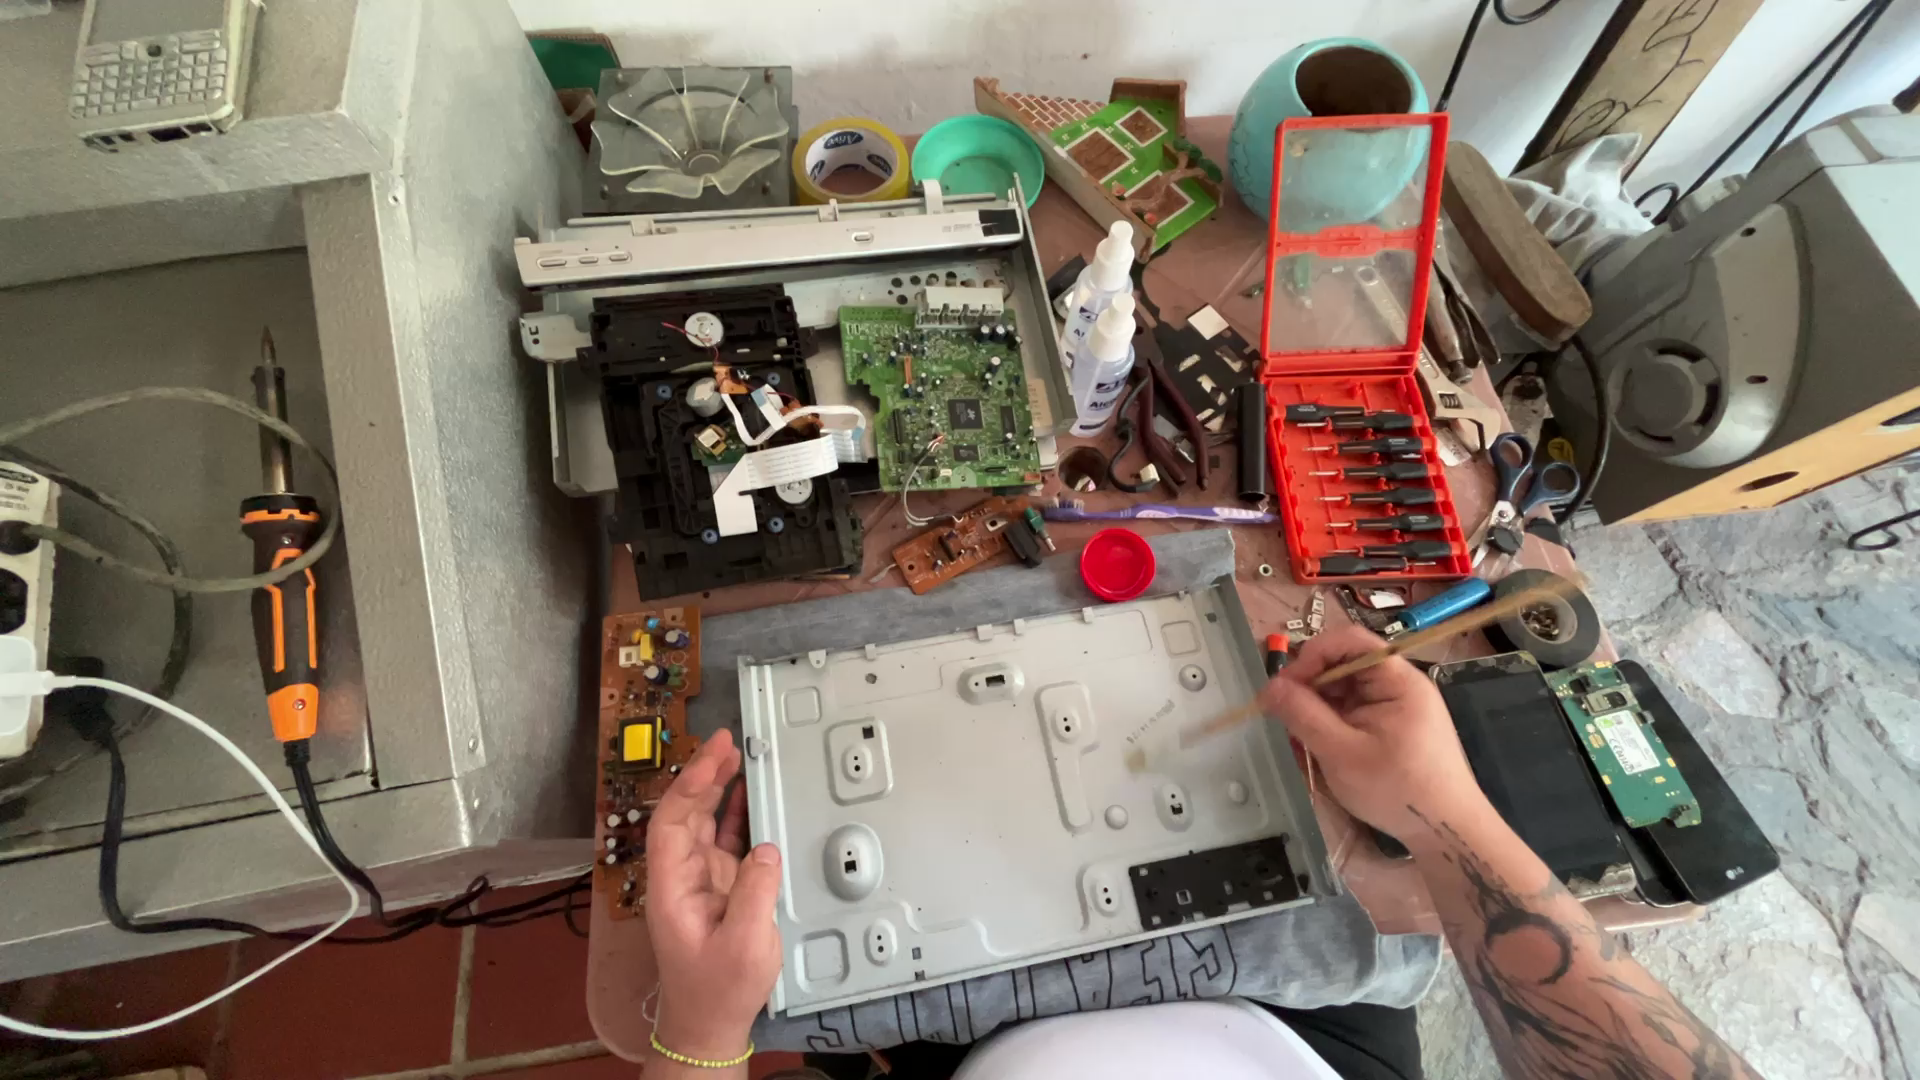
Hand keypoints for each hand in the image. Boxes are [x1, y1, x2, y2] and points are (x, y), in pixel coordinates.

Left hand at [644, 730, 782, 1060]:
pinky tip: (747, 794)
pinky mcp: (721, 885)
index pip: (672, 821)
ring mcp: (700, 878)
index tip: (712, 754)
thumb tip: (765, 847)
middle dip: (703, 774)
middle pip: (686, 813)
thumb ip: (755, 890)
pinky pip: (725, 837)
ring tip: (737, 756)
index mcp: (672, 887)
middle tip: (727, 742)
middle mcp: (681, 875)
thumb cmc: (717, 991)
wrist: (709, 1027)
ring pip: (704, 820)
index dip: (690, 783)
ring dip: (718, 788)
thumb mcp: (743, 943)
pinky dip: (735, 812)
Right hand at [1258, 626, 1487, 846]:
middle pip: (1341, 663)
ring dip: (1315, 707)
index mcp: (1397, 680)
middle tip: (1285, 716)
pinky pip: (1348, 708)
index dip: (1313, 654)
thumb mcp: (1341, 753)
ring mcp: (1393, 704)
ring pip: (1340, 688)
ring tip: (1302, 739)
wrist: (1445, 834)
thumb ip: (1302, 714)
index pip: (1349, 641)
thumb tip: (1267, 686)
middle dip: (1309, 686)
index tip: (1287, 686)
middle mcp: (1397, 684)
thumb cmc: (1398, 791)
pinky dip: (1327, 722)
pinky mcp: (1388, 723)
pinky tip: (1319, 746)